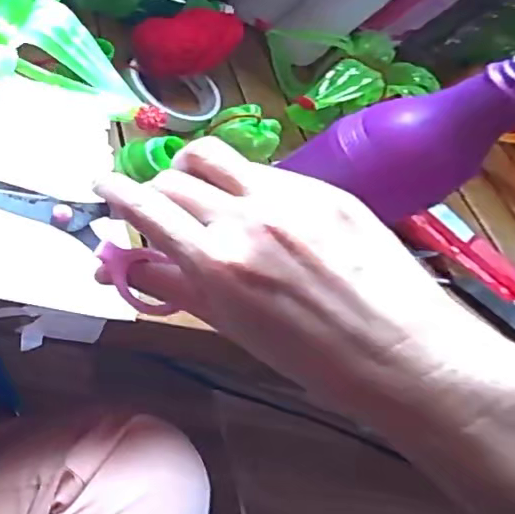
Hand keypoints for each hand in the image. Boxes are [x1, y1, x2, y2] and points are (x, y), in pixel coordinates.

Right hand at [93, 137, 514, 419]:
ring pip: (208, 155)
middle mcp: (245, 220)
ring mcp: (288, 200)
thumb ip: (163, 282)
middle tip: (157, 211)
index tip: (101, 186)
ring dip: (186, 169)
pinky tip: (255, 209)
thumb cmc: (308, 355)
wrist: (414, 358)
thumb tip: (110, 266)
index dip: (111, 190)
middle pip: (168, 179)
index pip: (140, 204)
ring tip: (196, 191)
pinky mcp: (325, 190)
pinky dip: (238, 182)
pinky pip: (258, 170)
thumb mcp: (222, 321)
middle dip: (151, 192)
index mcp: (214, 260)